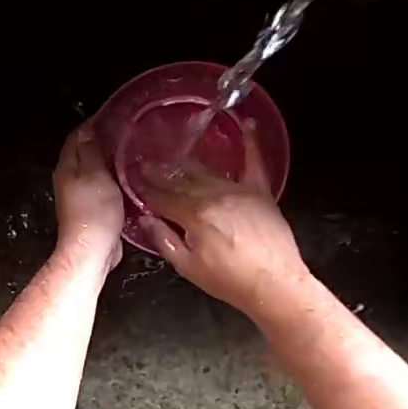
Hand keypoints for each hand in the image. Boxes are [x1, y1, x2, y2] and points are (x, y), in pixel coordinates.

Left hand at [52, 122, 124, 275]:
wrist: (91, 250)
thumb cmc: (94, 212)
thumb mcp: (94, 174)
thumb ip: (91, 150)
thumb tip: (88, 128)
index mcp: (67, 167)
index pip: (77, 136)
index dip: (94, 123)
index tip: (116, 115)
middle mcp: (69, 179)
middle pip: (85, 152)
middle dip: (104, 140)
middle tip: (129, 131)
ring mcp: (79, 195)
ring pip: (95, 170)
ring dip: (111, 161)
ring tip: (133, 151)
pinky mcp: (92, 209)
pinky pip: (103, 187)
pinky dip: (115, 179)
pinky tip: (131, 178)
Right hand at [135, 121, 308, 317]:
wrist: (274, 285)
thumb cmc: (229, 280)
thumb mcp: (187, 266)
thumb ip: (164, 240)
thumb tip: (147, 221)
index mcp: (194, 215)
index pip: (162, 197)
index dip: (145, 189)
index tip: (134, 180)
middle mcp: (215, 197)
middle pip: (182, 181)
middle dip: (161, 173)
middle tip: (146, 163)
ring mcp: (239, 192)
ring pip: (208, 171)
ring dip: (189, 162)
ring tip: (175, 156)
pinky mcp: (260, 193)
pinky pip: (254, 162)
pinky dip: (251, 142)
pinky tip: (246, 124)